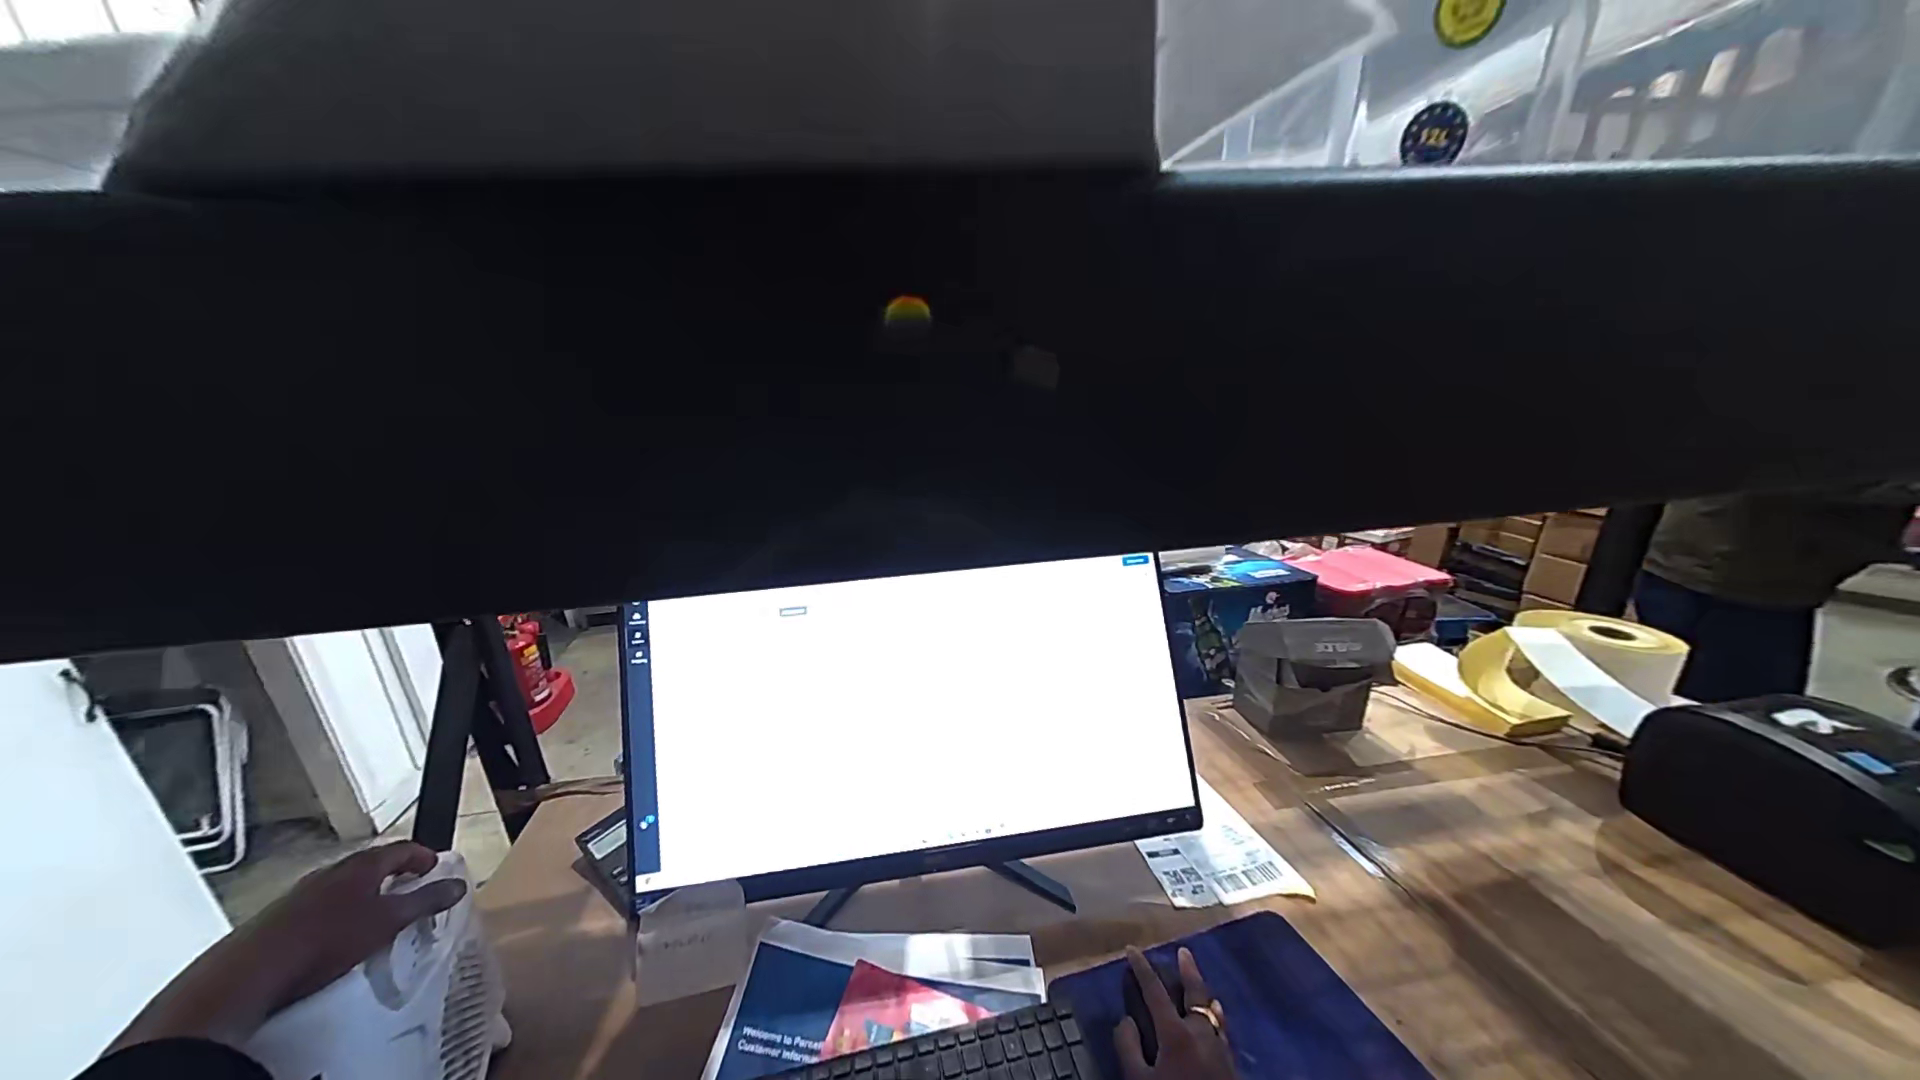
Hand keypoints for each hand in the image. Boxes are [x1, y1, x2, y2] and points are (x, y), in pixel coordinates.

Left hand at [110, 842, 467, 1051]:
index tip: (435, 868)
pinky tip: (334, 936)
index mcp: (360, 865)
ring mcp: (298, 894)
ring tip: (374, 916)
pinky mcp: (273, 919)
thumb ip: (426, 901)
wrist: (244, 980)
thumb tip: (459, 885)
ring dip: (362, 894)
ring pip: (342, 885)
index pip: (402, 848)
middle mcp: (330, 872)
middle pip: (370, 865)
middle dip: (392, 874)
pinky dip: (335, 913)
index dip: (423, 856)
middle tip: (409, 891)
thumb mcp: (388, 922)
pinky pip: (317, 906)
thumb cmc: (326, 941)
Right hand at [1114, 946, 1236, 1079]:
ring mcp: (1221, 1049)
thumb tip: (1126, 1020)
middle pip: (1195, 993)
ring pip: (1213, 1011)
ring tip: (1198, 982)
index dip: (1141, 968)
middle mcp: (1201, 1032)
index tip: (1131, 950)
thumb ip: (1129, 1047)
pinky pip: (1222, 1029)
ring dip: (1203, 993)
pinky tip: (1215, 1018)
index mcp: (1176, 1032)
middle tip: (1182, 951)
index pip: (1155, 990)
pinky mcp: (1232, 1066)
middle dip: (1187, 970)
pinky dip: (1215, 1016)